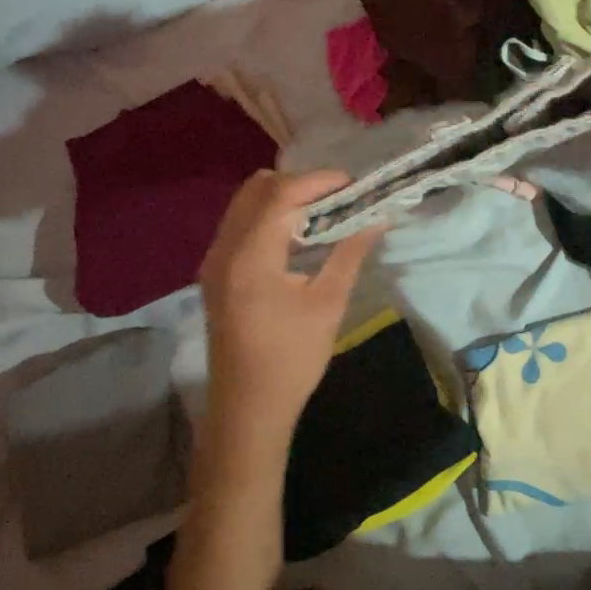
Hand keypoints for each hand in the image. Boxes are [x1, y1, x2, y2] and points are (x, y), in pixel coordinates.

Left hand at [199, 170, 382, 438]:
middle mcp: (224, 249)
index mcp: (250, 256)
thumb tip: (376, 217)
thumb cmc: (292, 359)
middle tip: (339, 198)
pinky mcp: (215, 273)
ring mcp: (214, 261)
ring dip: (284, 199)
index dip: (319, 181)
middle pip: (257, 189)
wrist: (248, 408)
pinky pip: (240, 224)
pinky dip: (269, 217)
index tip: (355, 185)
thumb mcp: (328, 303)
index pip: (282, 194)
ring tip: (323, 214)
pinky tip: (298, 235)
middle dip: (301, 184)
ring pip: (245, 204)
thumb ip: (349, 252)